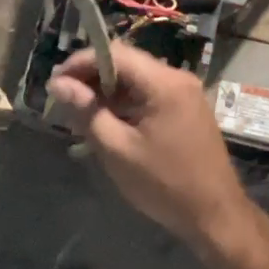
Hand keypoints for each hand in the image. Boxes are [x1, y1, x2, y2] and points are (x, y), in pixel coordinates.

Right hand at [46, 43, 253, 248]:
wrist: (214, 214)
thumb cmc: (163, 183)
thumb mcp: (116, 149)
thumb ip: (86, 112)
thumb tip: (58, 84)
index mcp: (164, 84)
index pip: (115, 54)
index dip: (80, 62)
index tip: (55, 82)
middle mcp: (178, 79)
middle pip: (126, 62)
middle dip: (91, 76)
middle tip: (63, 99)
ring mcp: (186, 94)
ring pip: (136, 79)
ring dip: (107, 91)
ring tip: (80, 113)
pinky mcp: (186, 110)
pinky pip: (149, 94)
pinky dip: (125, 102)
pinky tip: (107, 121)